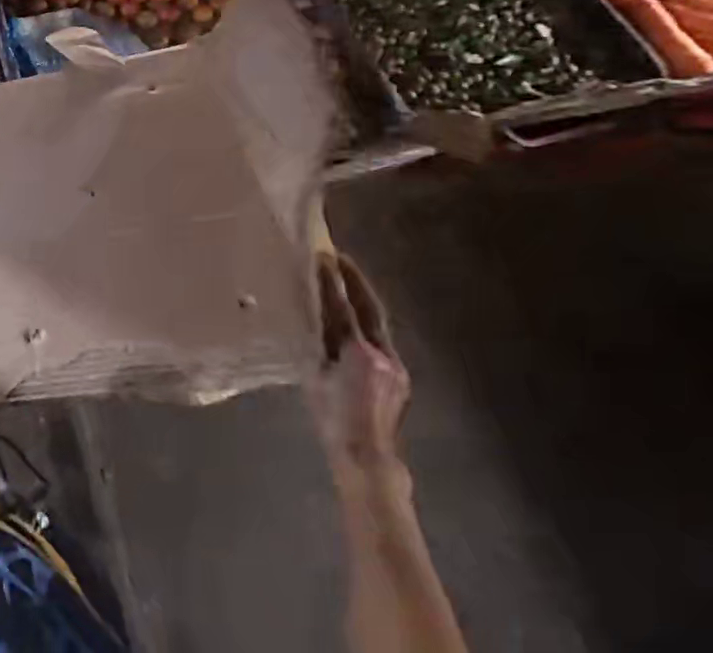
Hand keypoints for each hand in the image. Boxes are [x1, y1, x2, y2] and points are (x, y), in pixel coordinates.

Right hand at [306, 254, 410, 474]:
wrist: (368, 456)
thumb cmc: (331, 418)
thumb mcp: (313, 377)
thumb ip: (317, 345)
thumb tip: (313, 320)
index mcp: (357, 353)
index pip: (340, 308)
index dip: (329, 282)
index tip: (321, 257)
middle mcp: (382, 354)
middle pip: (369, 308)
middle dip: (354, 281)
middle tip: (339, 258)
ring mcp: (396, 365)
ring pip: (377, 324)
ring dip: (361, 301)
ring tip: (346, 283)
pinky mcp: (399, 376)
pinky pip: (381, 341)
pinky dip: (366, 325)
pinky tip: (355, 323)